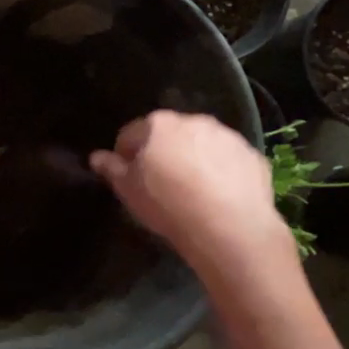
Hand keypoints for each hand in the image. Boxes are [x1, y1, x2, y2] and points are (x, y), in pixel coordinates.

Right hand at [89, 110, 292, 273]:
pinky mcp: (252, 154)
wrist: (228, 226)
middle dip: (161, 152)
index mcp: (157, 125)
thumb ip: (111, 168)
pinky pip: (227, 159)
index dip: (126, 156)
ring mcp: (226, 136)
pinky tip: (217, 195)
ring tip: (190, 190)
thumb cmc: (166, 203)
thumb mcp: (127, 190)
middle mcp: (193, 121)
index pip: (130, 135)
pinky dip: (220, 170)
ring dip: (192, 158)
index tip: (129, 178)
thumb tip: (97, 156)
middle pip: (168, 135)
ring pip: (200, 144)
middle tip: (159, 183)